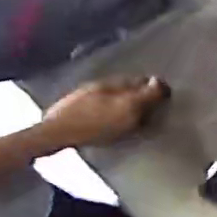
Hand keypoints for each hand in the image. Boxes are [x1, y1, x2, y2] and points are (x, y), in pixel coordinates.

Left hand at [35, 77, 168, 149]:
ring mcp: (81, 97)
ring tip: (127, 117)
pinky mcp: (69, 111)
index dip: (152, 88)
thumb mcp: (128, 109)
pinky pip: (95, 108)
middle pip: (124, 88)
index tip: (162, 99)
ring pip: (108, 97)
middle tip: (147, 110)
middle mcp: (97, 85)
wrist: (53, 136)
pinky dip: (105, 113)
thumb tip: (159, 80)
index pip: (139, 81)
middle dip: (136, 95)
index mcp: (112, 83)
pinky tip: (105, 123)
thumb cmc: (96, 122)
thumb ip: (146, 95)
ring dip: (119, 104)